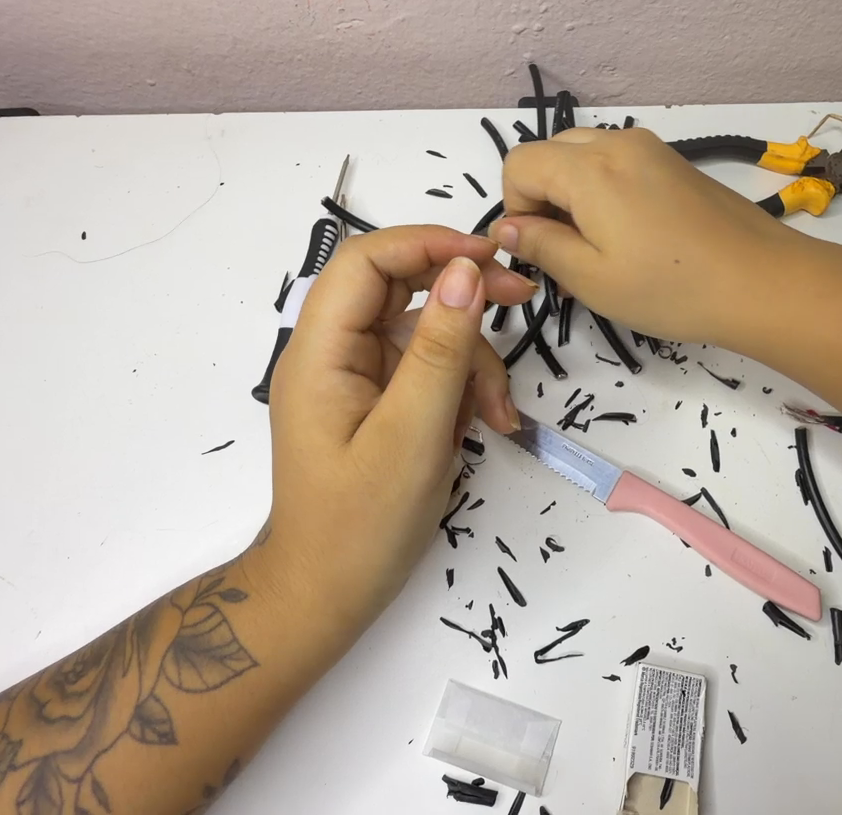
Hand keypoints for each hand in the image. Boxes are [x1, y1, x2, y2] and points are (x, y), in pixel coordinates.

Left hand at [264, 226, 535, 633]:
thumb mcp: (412, 436)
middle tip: (522, 299)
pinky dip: (463, 389)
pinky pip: (429, 370)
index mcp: (320, 352)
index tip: (489, 256)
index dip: (427, 243)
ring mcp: (359, 377)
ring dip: (473, 362)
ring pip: (427, 332)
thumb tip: (465, 270)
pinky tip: (484, 426)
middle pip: (401, 288)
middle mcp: (334, 352)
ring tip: (499, 415)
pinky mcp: (381, 400)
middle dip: (463, 295)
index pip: (366, 261)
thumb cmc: (361, 526)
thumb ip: (439, 349)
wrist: (328, 597)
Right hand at [489, 127, 808, 347]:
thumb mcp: (592, 278)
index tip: (540, 249)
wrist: (763, 281)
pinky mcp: (674, 163)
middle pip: (551, 153)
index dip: (515, 207)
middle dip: (543, 199)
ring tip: (599, 249)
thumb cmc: (671, 287)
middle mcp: (618, 143)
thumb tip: (508, 226)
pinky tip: (632, 238)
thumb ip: (541, 245)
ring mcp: (651, 149)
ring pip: (584, 157)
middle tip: (567, 253)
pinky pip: (618, 164)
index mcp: (590, 168)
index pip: (520, 163)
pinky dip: (605, 192)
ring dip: (574, 196)